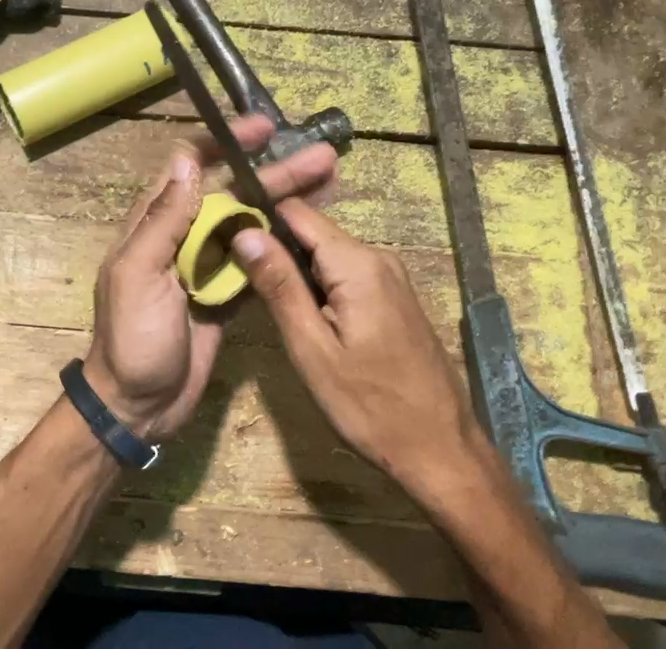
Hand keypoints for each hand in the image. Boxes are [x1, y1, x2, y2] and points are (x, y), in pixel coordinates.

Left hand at [83, 116, 337, 440]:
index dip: (223, 143)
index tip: (262, 130)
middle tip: (320, 156)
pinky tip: (315, 228)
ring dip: (286, 200)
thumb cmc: (132, 339)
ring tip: (330, 181)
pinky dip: (285, 240)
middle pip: (230, 191)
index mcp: (154, 223)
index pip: (188, 166)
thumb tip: (186, 159)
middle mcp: (182, 234)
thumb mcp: (138, 275)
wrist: (138, 405)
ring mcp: (207, 263)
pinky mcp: (228, 292)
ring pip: (250, 220)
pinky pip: (259, 258)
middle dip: (273, 171)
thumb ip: (162, 220)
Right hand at [231, 199, 487, 492]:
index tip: (223, 240)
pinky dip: (316, 285)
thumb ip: (279, 285)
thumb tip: (244, 232)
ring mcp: (390, 278)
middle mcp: (378, 258)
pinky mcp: (393, 298)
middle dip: (273, 247)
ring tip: (258, 296)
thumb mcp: (313, 349)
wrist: (442, 452)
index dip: (257, 220)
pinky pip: (344, 274)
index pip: (296, 213)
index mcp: (357, 263)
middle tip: (235, 276)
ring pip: (326, 254)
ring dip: (293, 269)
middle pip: (311, 231)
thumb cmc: (371, 407)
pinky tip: (299, 314)